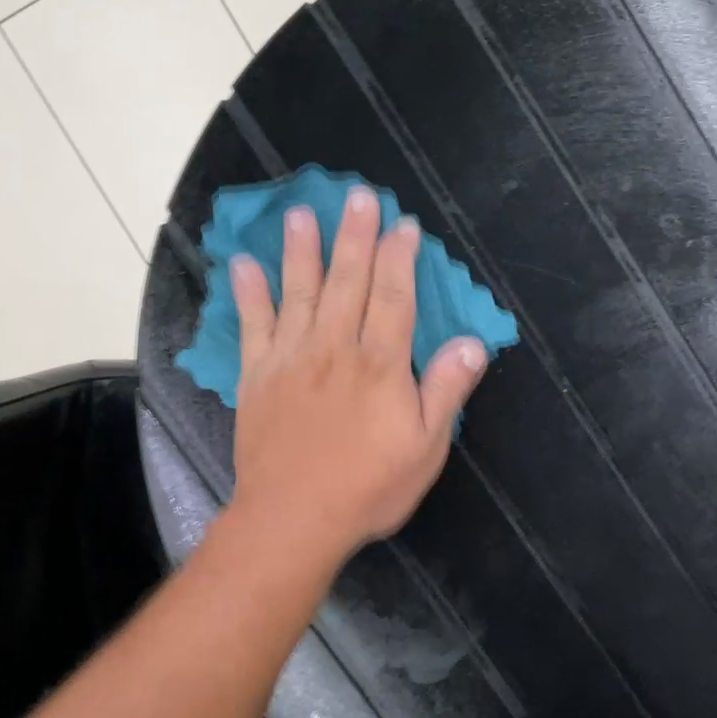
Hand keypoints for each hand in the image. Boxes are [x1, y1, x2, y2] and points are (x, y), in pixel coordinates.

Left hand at [228, 188, 485, 560]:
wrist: (293, 520)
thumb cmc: (369, 486)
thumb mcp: (427, 446)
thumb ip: (447, 389)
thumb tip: (473, 342)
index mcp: (381, 365)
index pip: (394, 297)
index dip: (400, 258)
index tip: (403, 224)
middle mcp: (335, 350)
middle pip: (348, 282)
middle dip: (356, 237)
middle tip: (358, 196)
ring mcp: (291, 360)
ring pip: (300, 294)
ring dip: (302, 251)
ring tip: (301, 213)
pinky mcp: (258, 378)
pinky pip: (252, 327)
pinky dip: (249, 294)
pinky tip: (243, 265)